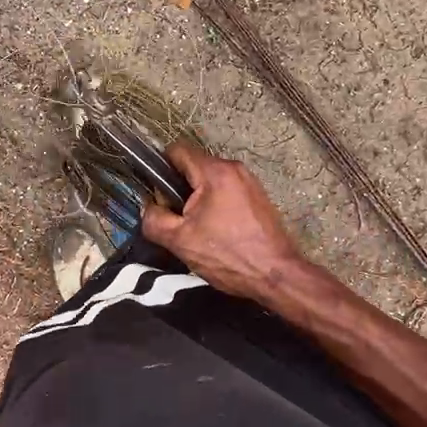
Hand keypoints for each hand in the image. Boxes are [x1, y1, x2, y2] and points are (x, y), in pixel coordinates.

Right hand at [141, 142, 308, 299]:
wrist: (277, 276)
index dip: (161, 168)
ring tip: (198, 227)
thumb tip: (149, 208)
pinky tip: (218, 230)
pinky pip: (227, 190)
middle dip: (181, 187)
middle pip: (194, 165)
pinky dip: (217, 203)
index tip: (159, 193)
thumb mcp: (181, 241)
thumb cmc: (228, 256)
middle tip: (178, 217)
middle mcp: (234, 168)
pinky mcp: (259, 197)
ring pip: (211, 179)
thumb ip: (155, 220)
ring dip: (199, 197)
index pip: (177, 151)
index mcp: (214, 172)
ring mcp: (249, 181)